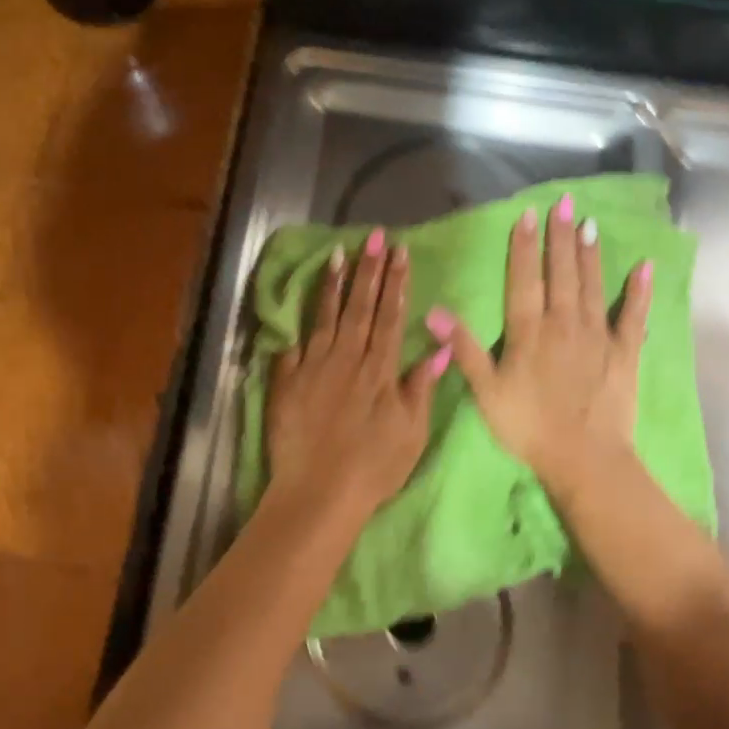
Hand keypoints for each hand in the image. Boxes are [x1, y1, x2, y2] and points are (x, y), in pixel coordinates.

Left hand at [264, 229, 451, 515]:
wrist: (319, 492)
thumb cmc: (374, 467)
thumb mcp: (412, 431)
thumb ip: (421, 385)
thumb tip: (442, 346)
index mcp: (379, 369)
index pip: (390, 315)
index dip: (395, 282)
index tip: (398, 251)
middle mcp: (347, 359)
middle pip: (359, 307)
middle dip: (367, 270)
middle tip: (372, 236)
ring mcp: (313, 368)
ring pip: (324, 317)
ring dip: (332, 285)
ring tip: (336, 254)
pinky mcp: (286, 383)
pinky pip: (293, 348)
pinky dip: (298, 327)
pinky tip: (300, 308)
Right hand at [425, 194, 652, 503]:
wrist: (584, 458)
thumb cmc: (528, 427)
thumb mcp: (486, 391)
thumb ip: (464, 349)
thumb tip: (434, 311)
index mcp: (529, 331)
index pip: (525, 279)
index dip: (525, 246)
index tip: (529, 215)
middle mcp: (564, 323)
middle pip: (562, 273)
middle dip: (561, 237)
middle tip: (565, 203)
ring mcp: (598, 336)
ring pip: (592, 286)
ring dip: (590, 254)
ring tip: (589, 224)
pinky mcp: (624, 353)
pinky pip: (633, 316)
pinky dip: (639, 292)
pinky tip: (644, 267)